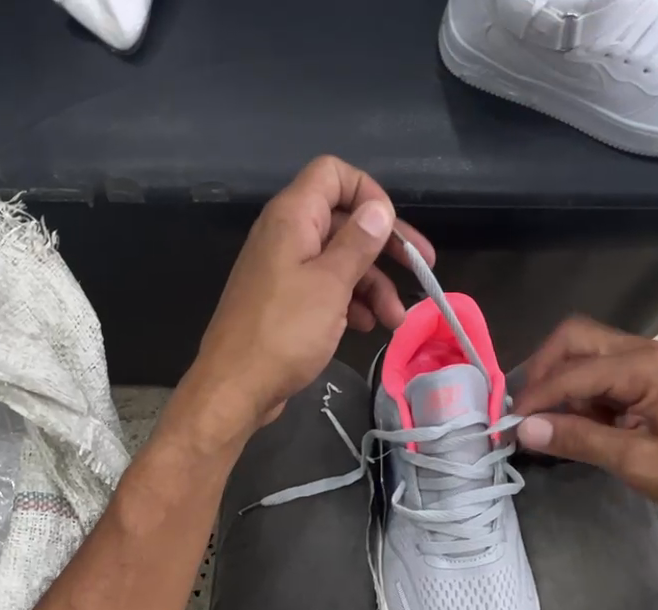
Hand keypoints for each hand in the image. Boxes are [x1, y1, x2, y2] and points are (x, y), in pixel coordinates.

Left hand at [174, 156, 434, 439]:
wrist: (234, 387)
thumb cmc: (284, 333)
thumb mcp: (330, 284)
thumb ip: (357, 243)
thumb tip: (378, 207)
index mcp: (292, 218)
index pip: (333, 174)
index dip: (368, 192)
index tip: (393, 230)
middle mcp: (285, 235)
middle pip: (344, 221)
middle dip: (384, 247)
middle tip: (423, 270)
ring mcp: (283, 270)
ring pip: (338, 261)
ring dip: (373, 285)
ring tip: (394, 320)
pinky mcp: (283, 303)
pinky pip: (324, 289)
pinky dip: (349, 303)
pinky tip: (366, 327)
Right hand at [511, 317, 657, 533]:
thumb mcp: (635, 461)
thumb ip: (579, 440)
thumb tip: (526, 428)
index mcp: (643, 367)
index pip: (570, 371)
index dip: (534, 397)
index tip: (508, 426)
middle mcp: (643, 353)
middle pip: (574, 340)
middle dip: (542, 372)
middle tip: (527, 412)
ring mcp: (649, 363)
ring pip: (586, 354)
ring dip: (562, 384)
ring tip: (553, 426)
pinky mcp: (651, 380)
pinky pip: (603, 373)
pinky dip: (582, 394)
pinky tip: (582, 427)